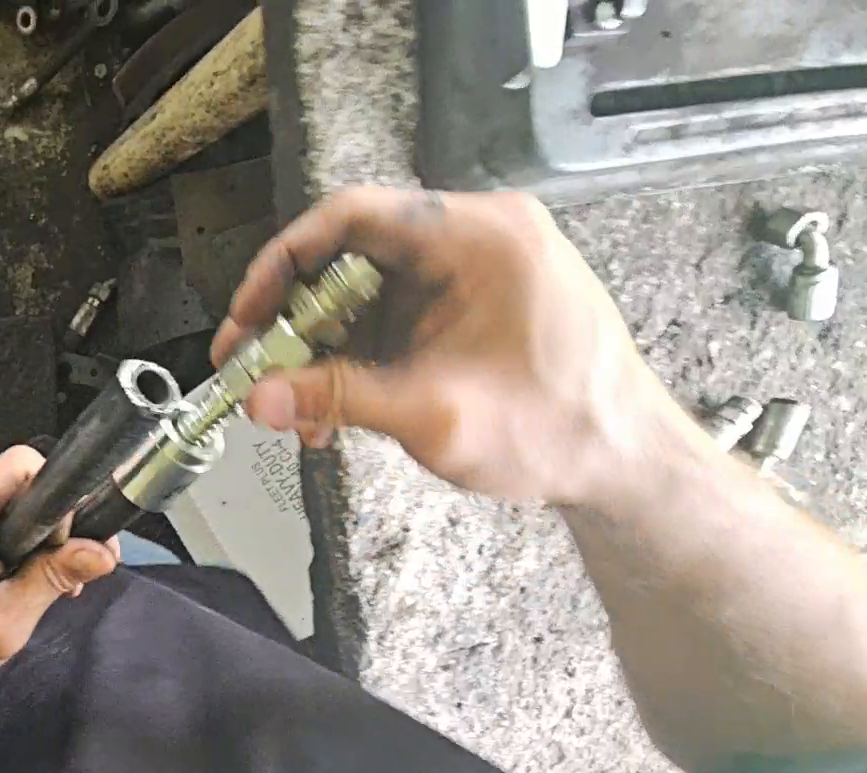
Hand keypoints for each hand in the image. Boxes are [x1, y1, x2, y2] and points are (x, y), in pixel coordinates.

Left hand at [0, 446, 120, 686]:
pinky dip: (8, 537)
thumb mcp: (8, 618)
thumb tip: (99, 552)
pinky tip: (9, 571)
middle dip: (46, 526)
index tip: (60, 540)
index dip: (55, 501)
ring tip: (24, 579)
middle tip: (52, 571)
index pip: (22, 465)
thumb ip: (56, 577)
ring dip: (29, 536)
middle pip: (19, 483)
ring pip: (9, 498)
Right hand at [212, 187, 694, 506]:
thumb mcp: (431, 412)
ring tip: (291, 412)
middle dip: (290, 321)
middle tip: (248, 368)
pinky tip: (328, 415)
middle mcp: (467, 242)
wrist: (621, 462)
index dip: (282, 262)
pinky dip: (346, 366)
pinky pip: (380, 327)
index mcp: (476, 237)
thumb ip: (336, 398)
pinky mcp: (455, 314)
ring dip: (314, 355)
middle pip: (346, 260)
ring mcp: (461, 279)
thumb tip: (254, 400)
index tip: (245, 317)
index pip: (352, 216)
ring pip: (356, 300)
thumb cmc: (551, 427)